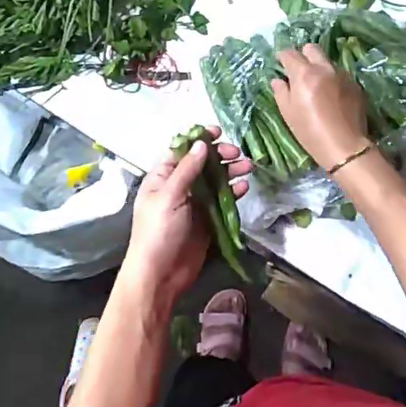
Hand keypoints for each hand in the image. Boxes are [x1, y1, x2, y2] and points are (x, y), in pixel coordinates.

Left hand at [119, 128, 252, 306]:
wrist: (161, 274)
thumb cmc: (158, 232)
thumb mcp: (169, 196)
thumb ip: (187, 170)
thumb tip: (201, 144)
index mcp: (162, 177)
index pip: (181, 150)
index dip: (199, 139)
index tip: (218, 132)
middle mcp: (178, 186)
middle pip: (202, 163)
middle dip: (219, 155)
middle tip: (237, 153)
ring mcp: (194, 203)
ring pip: (215, 180)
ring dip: (230, 171)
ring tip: (248, 166)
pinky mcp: (207, 219)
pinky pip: (222, 200)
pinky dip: (234, 192)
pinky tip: (245, 186)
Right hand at [271, 43, 370, 168]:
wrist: (345, 147)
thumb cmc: (310, 132)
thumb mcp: (288, 113)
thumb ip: (281, 92)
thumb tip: (278, 80)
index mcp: (304, 74)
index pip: (290, 53)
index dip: (283, 57)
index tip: (280, 65)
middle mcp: (324, 68)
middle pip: (312, 48)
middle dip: (303, 55)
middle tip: (299, 71)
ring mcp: (342, 75)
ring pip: (327, 62)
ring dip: (319, 68)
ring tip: (317, 87)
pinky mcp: (355, 85)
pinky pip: (340, 75)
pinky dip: (333, 80)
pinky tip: (332, 97)